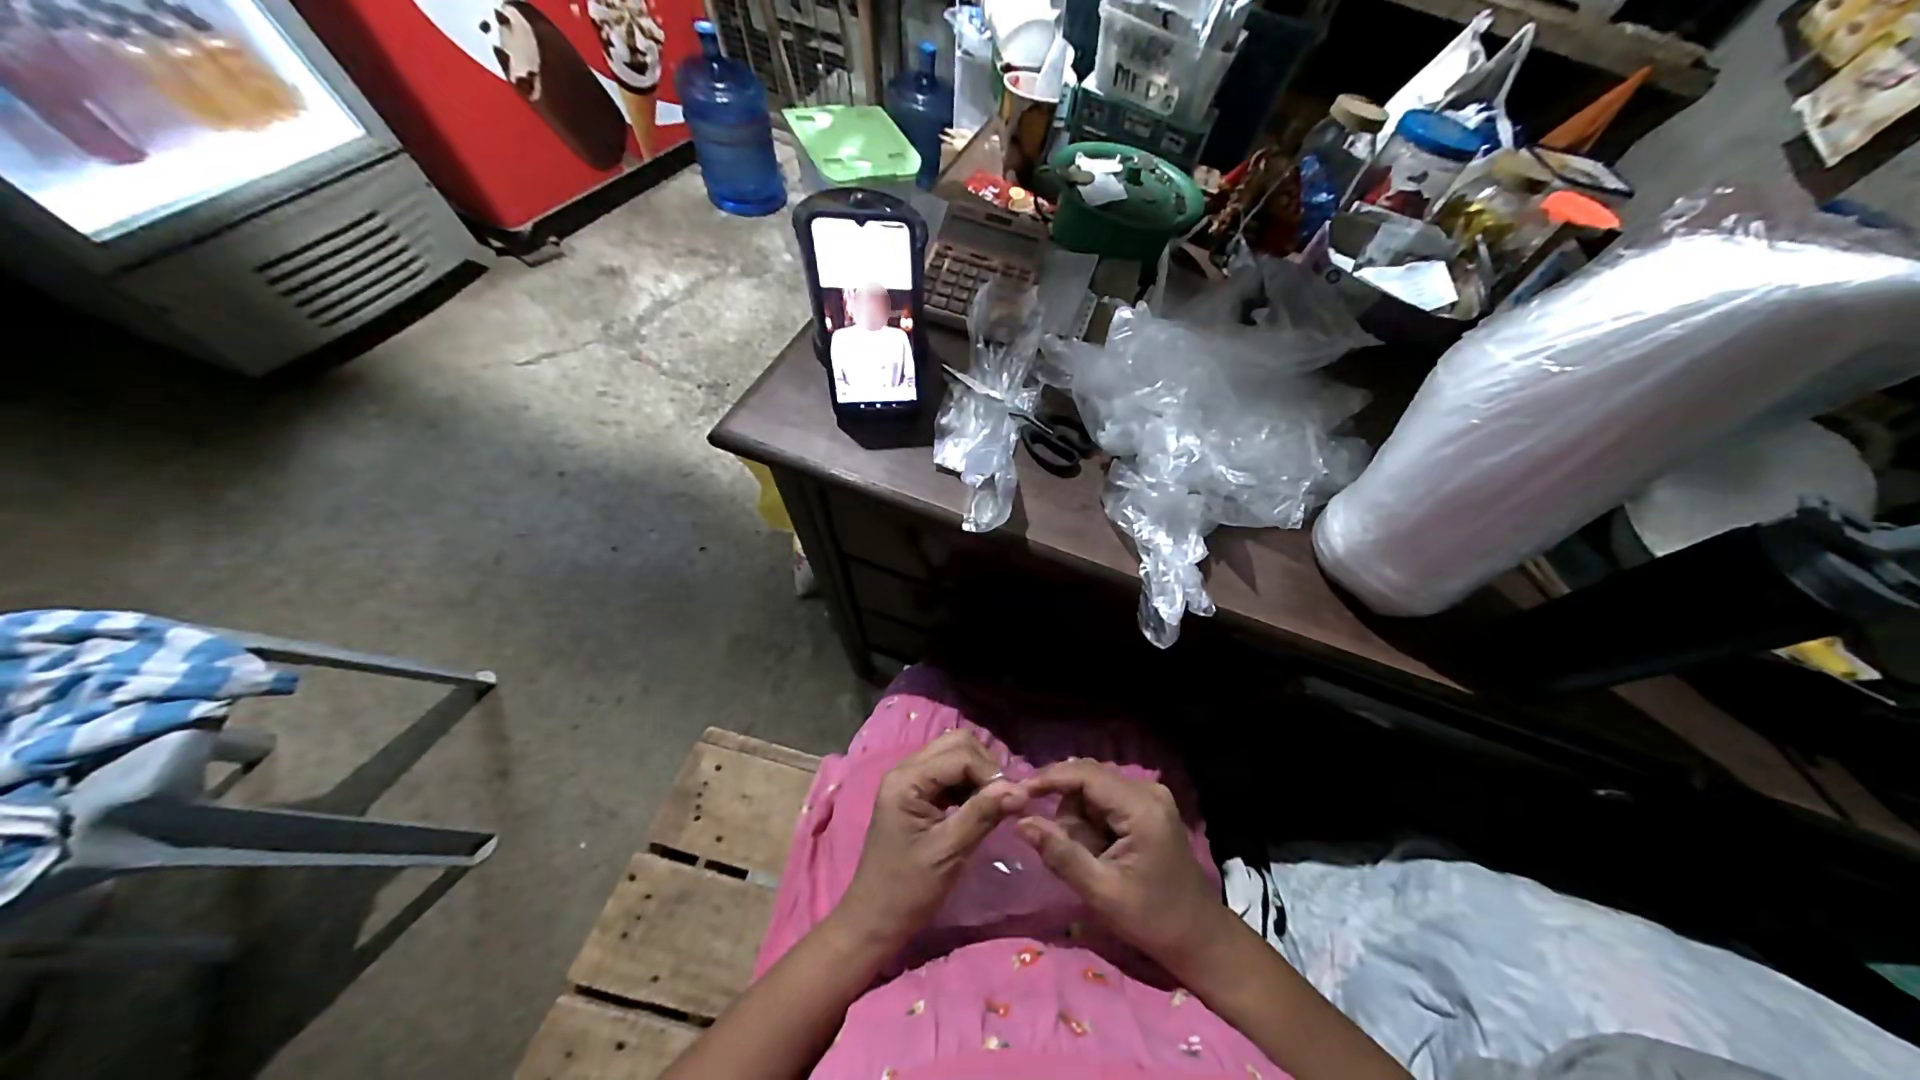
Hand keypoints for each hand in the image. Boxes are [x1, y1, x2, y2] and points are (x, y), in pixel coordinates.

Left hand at [835, 731, 1028, 948]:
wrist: (875, 919)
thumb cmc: (909, 889)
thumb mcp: (950, 851)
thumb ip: (983, 814)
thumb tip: (1021, 790)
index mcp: (907, 780)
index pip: (960, 755)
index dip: (991, 773)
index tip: (1014, 801)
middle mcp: (905, 770)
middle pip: (956, 744)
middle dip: (985, 766)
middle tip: (1003, 798)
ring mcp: (909, 780)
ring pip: (954, 755)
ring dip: (978, 774)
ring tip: (995, 804)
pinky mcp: (915, 793)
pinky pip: (948, 773)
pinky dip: (968, 784)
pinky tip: (979, 807)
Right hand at [1017, 759, 1233, 968]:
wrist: (1198, 938)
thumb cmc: (1152, 919)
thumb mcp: (1101, 891)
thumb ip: (1060, 853)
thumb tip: (1021, 822)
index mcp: (1141, 807)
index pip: (1085, 774)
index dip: (1048, 779)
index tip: (1017, 794)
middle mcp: (1147, 790)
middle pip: (1087, 781)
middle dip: (1067, 812)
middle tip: (1064, 850)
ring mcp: (1150, 797)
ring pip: (1092, 792)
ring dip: (1079, 821)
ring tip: (1089, 859)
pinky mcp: (1148, 807)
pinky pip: (1105, 802)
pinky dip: (1092, 824)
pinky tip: (1099, 853)